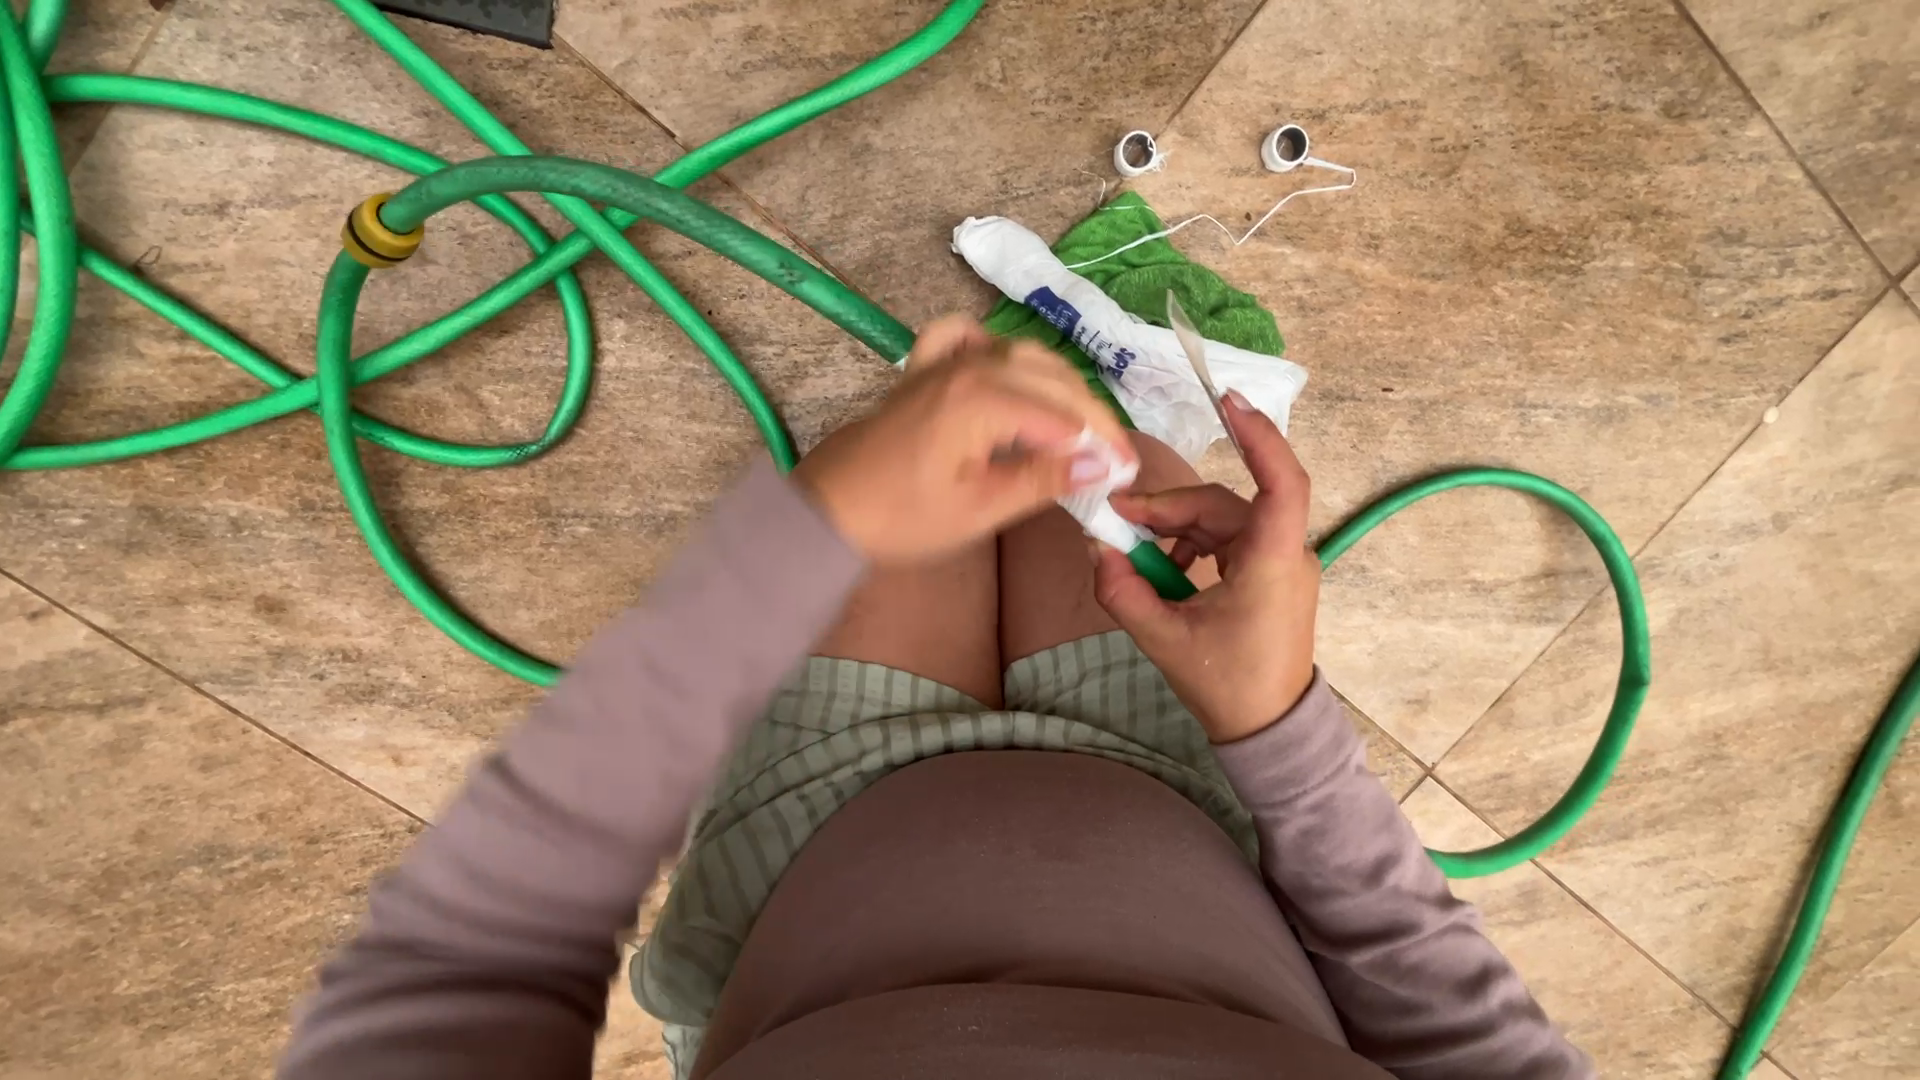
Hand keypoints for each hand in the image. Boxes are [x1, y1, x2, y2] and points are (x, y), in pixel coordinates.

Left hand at [795, 315, 1134, 563]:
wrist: (827, 512)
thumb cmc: (902, 519)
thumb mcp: (980, 509)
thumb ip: (1044, 479)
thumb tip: (1104, 462)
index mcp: (982, 400)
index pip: (1064, 415)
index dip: (1102, 442)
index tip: (1128, 470)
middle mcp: (967, 366)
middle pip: (1051, 377)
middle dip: (1090, 414)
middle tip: (1112, 455)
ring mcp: (941, 362)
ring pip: (1019, 354)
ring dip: (1056, 384)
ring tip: (1077, 424)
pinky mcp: (921, 370)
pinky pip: (964, 339)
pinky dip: (993, 347)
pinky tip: (1004, 368)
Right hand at [1092, 392, 1319, 742]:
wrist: (1269, 728)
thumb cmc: (1226, 685)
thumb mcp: (1164, 640)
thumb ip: (1123, 592)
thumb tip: (1096, 548)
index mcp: (1271, 562)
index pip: (1281, 482)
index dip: (1258, 438)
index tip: (1227, 402)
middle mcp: (1282, 552)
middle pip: (1222, 503)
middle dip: (1166, 508)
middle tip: (1115, 519)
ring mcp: (1276, 561)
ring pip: (1219, 519)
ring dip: (1173, 526)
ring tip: (1131, 546)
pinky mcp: (1266, 573)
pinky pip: (1224, 539)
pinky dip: (1189, 542)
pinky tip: (1164, 564)